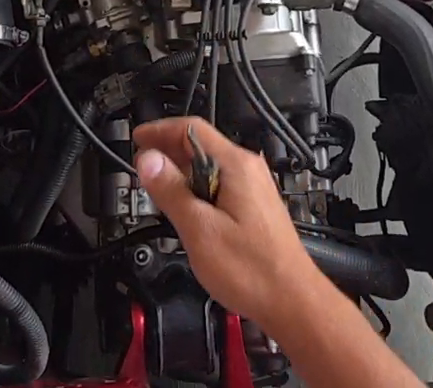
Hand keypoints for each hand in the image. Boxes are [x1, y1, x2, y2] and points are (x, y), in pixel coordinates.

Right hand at [133, 117, 324, 336]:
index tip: (139, 137)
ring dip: (181, 170)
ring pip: (209, 165)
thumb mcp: (200, 230)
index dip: (160, 130)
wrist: (293, 302)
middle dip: (167, 150)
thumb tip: (148, 161)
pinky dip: (197, 185)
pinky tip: (185, 205)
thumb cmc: (254, 271)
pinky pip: (220, 182)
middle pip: (200, 144)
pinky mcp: (255, 205)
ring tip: (157, 184)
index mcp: (236, 166)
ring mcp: (254, 187)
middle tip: (142, 163)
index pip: (191, 129)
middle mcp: (248, 170)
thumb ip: (171, 191)